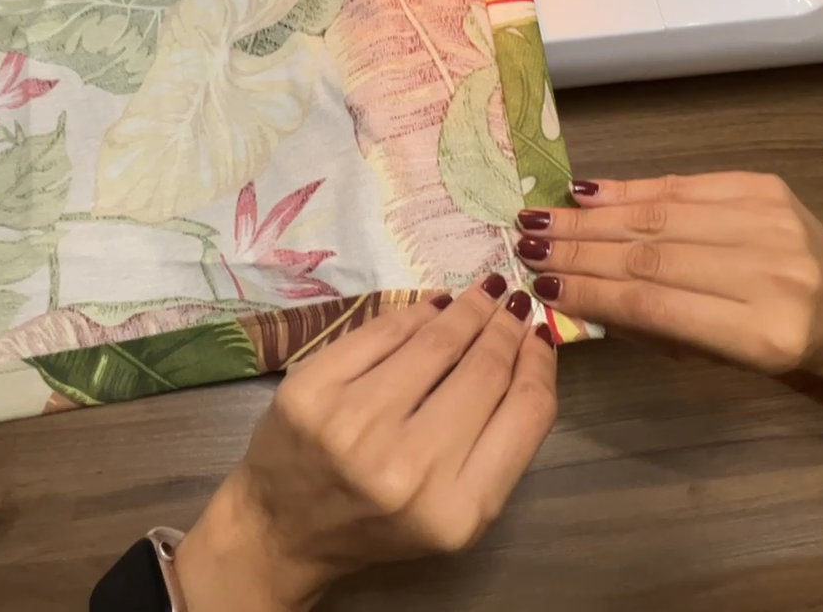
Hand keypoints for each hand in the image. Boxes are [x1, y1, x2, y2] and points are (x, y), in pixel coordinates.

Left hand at [174, 275, 557, 610]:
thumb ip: (499, 440)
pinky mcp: (313, 389)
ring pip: (434, 340)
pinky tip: (434, 305)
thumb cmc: (379, 523)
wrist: (282, 527)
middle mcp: (408, 468)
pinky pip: (383, 329)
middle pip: (483, 369)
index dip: (540, 363)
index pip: (526, 412)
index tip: (541, 334)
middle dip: (505, 327)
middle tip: (513, 302)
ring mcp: (354, 423)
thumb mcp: (454, 509)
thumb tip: (528, 346)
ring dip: (467, 309)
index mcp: (457, 511)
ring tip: (480, 294)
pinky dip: (416, 311)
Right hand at [515, 173, 822, 376]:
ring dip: (590, 218)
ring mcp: (769, 222)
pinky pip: (678, 185)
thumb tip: (571, 290)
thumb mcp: (718, 356)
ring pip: (657, 216)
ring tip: (542, 219)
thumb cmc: (777, 343)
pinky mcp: (762, 185)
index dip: (590, 293)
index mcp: (762, 335)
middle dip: (578, 250)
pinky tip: (584, 191)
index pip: (654, 306)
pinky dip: (625, 190)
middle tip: (525, 244)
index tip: (538, 286)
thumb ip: (650, 325)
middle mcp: (770, 274)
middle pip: (649, 256)